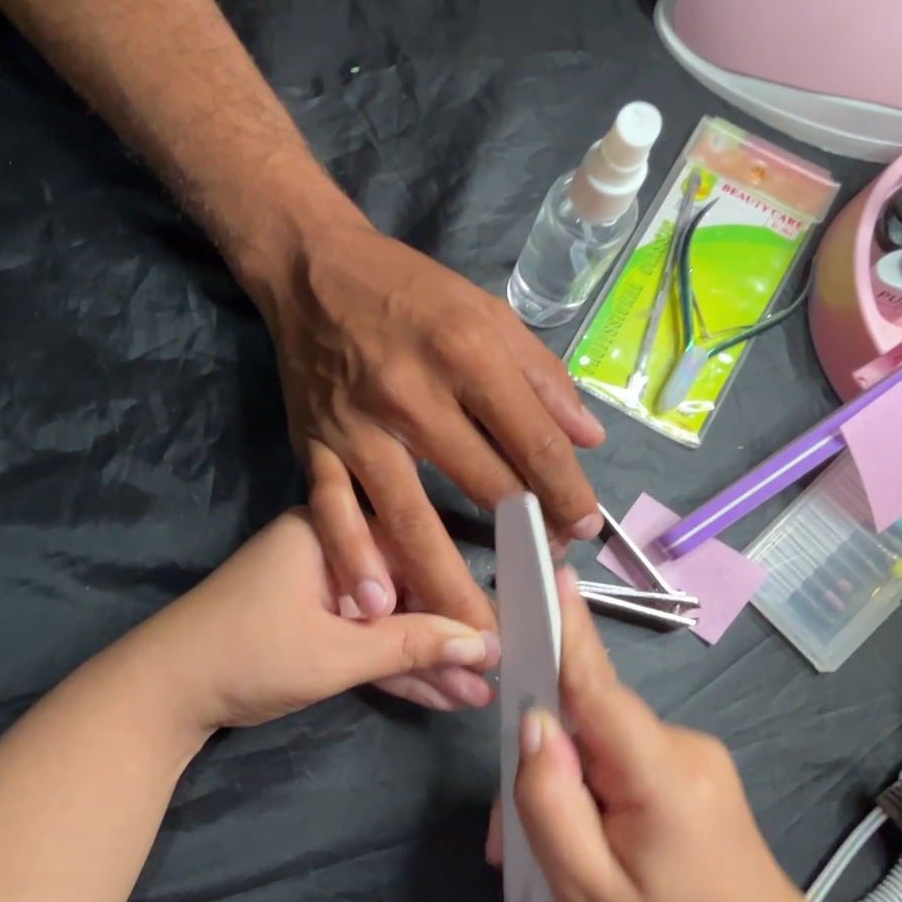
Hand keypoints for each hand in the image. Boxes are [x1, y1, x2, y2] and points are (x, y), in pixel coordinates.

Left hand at [137, 510, 501, 732]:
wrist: (165, 690)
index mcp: (331, 530)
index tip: (505, 631)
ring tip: (478, 696)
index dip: (461, 597)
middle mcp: (331, 550)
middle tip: (498, 673)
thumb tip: (485, 645)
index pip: (414, 552)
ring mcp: (320, 589)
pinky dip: (392, 667)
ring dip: (425, 661)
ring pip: (387, 622)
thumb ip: (411, 646)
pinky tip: (439, 694)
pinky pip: (363, 640)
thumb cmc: (250, 653)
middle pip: (404, 590)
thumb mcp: (337, 652)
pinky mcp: (311, 623)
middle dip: (447, 639)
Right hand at [246, 214, 606, 632]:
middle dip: (524, 538)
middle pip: (483, 486)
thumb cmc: (408, 288)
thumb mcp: (486, 309)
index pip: (532, 440)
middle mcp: (415, 396)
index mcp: (467, 354)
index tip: (585, 527)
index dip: (566, 492)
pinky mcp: (318, 448)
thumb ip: (541, 375)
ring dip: (448, 579)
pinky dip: (355, 561)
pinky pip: (336, 513)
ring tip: (477, 630)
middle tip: (546, 576)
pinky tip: (376, 608)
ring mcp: (360, 429)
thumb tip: (587, 439)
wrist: (313, 271)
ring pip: (411, 518)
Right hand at [488, 569, 807, 901]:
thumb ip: (550, 803)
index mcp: (662, 774)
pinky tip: (585, 843)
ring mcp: (690, 755)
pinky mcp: (688, 769)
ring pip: (597, 745)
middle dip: (542, 766)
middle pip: (585, 723)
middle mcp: (681, 746)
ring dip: (564, 787)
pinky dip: (589, 793)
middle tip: (511, 843)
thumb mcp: (589, 893)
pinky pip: (617, 762)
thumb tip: (532, 724)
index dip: (569, 630)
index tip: (550, 571)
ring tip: (552, 860)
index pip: (599, 687)